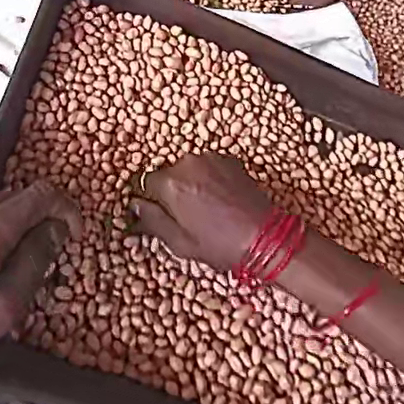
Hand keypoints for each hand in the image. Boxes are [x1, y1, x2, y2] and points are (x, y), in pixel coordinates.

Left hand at [0, 181, 80, 403]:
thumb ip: (35, 260)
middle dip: (42, 220)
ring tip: (18, 268)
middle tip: (47, 259)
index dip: (66, 210)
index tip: (73, 236)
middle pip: (21, 196)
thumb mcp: (4, 309)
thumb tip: (57, 229)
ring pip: (1, 204)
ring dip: (19, 225)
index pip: (41, 194)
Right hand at [128, 153, 271, 271]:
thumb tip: (135, 206)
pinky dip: (210, 178)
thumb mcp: (179, 243)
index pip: (145, 183)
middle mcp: (187, 164)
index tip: (161, 213)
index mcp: (170, 184)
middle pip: (168, 174)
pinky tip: (221, 199)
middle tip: (188, 216)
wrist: (269, 239)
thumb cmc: (221, 245)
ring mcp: (210, 159)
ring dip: (192, 183)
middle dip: (173, 191)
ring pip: (188, 169)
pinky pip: (208, 166)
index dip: (152, 199)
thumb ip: (152, 220)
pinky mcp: (229, 160)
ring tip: (208, 208)